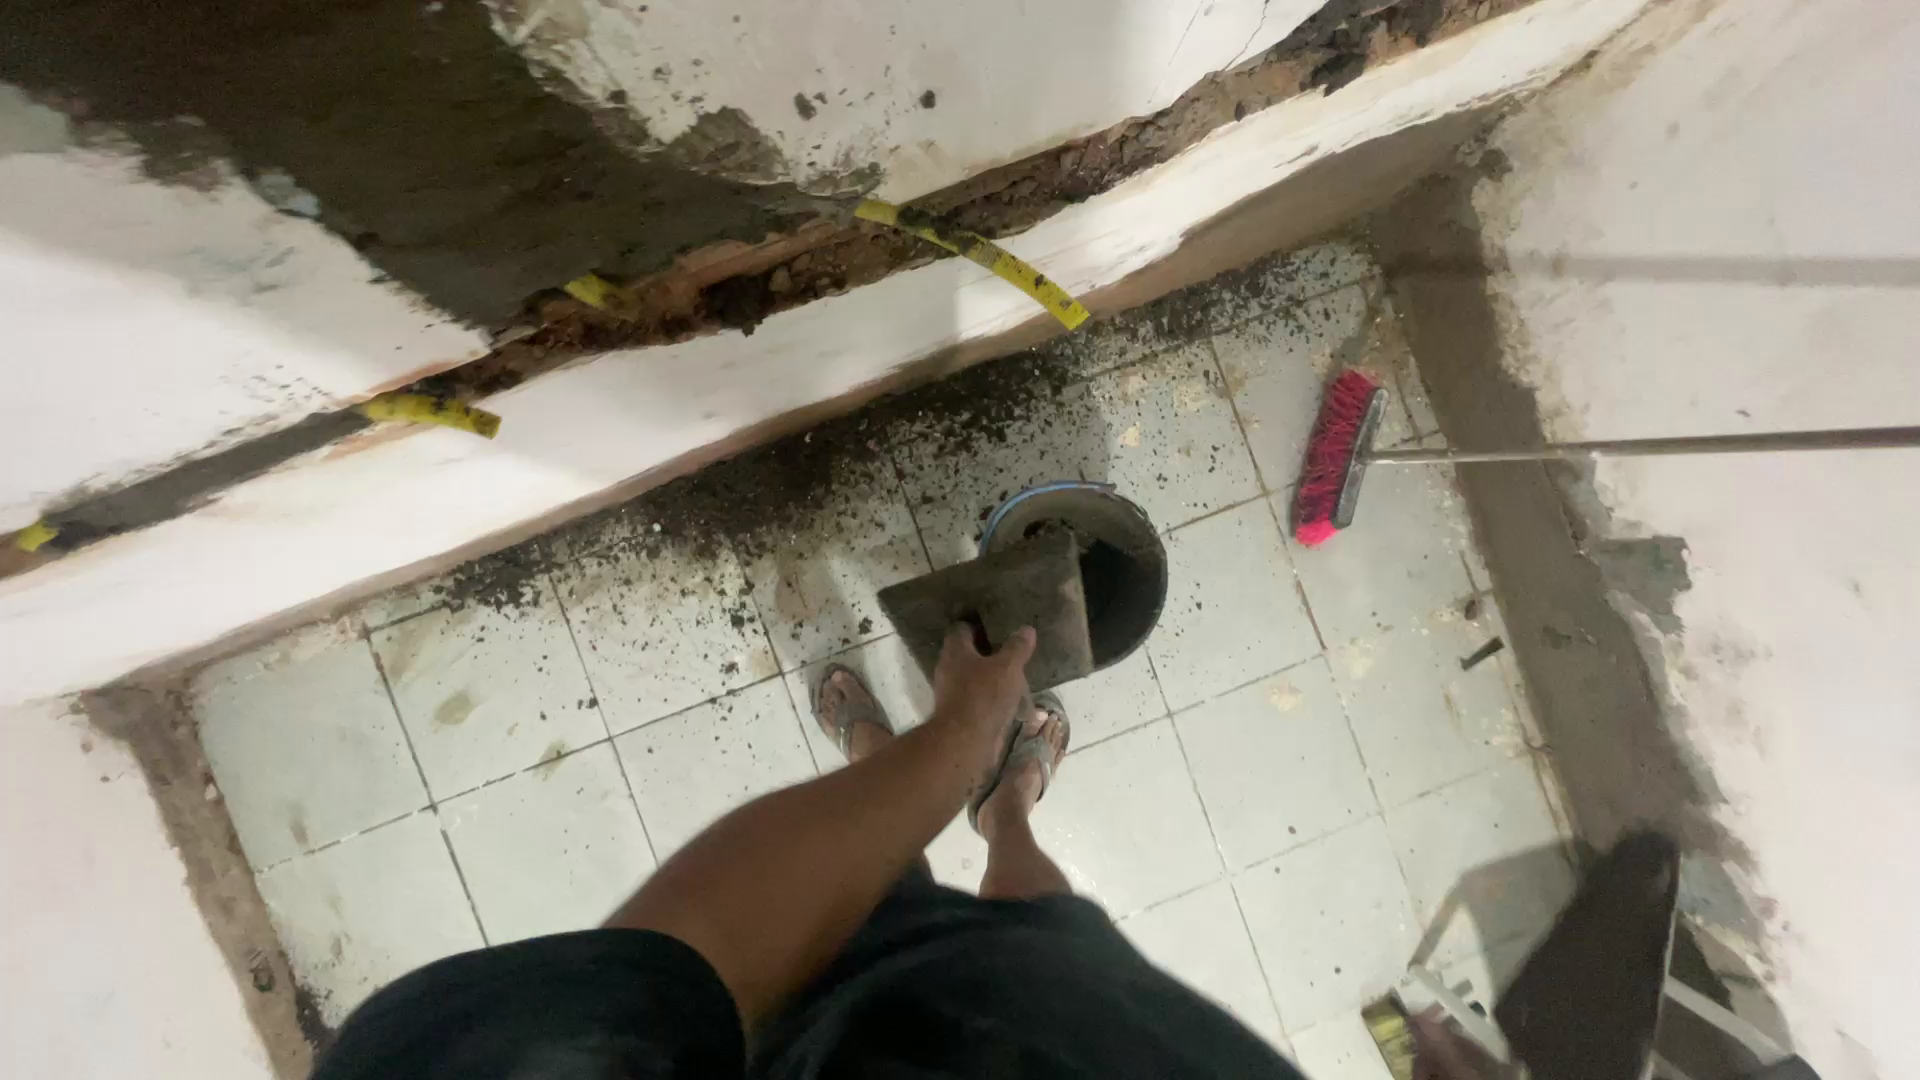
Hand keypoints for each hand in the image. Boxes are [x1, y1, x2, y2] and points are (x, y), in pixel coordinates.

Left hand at [929, 623, 1035, 765]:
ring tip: (1013, 675)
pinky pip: (976, 698)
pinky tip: (1009, 700)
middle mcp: (948, 669)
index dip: (978, 625)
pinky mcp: (958, 713)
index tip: (997, 625)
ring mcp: (951, 693)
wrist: (965, 742)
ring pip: (971, 677)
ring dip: (989, 676)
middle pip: (966, 653)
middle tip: (1009, 650)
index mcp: (955, 651)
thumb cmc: (984, 696)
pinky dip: (990, 697)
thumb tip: (1026, 629)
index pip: (961, 629)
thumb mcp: (1007, 667)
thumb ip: (1017, 648)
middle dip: (986, 652)